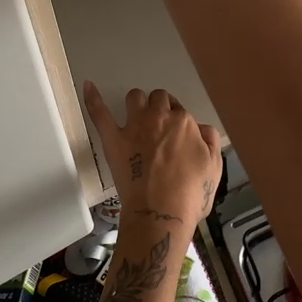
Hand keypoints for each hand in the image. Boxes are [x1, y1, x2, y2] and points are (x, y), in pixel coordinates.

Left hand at [84, 82, 222, 228]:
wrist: (160, 214)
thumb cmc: (190, 195)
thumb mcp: (214, 167)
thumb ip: (211, 140)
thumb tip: (201, 128)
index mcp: (184, 122)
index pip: (181, 112)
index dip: (179, 123)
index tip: (177, 138)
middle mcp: (159, 117)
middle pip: (159, 98)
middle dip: (160, 108)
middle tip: (160, 127)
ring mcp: (134, 126)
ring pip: (135, 97)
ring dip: (138, 103)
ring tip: (139, 115)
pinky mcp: (113, 139)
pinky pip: (100, 113)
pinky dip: (93, 99)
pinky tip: (88, 86)